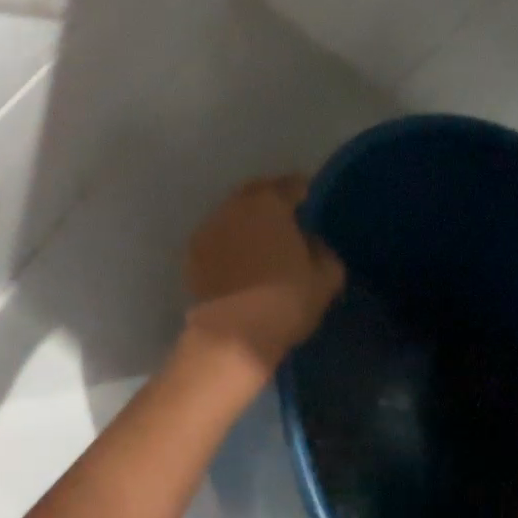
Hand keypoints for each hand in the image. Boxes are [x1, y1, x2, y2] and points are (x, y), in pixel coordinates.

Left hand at [183, 175, 345, 374]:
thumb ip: (323, 251)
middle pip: (257, 192)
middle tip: (285, 218)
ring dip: (246, 220)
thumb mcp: (325, 278)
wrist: (232, 332)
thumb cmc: (285, 300)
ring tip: (258, 240)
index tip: (310, 201)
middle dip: (271, 200)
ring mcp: (210, 226)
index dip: (303, 191)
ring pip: (233, 212)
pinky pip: (216, 236)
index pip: (291, 185)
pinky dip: (227, 241)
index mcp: (270, 203)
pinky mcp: (193, 251)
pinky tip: (235, 259)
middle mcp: (236, 205)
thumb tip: (312, 242)